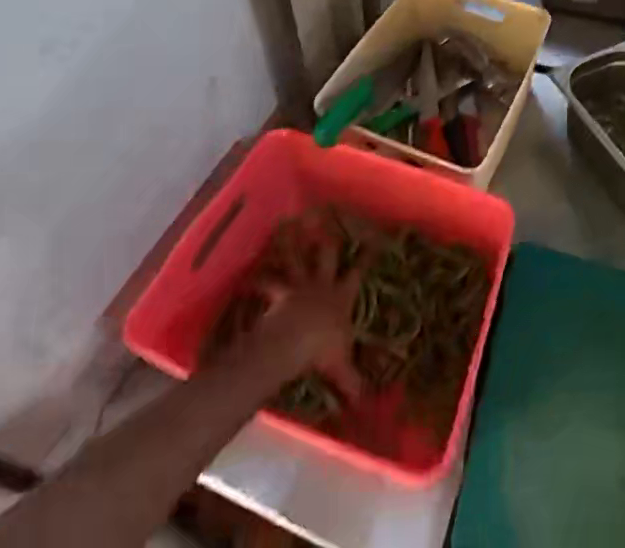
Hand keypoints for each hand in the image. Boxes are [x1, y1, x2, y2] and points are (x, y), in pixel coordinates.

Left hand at [236, 219, 363, 394]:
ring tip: (287, 223)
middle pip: (327, 255)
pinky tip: (252, 271)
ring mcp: (299, 285)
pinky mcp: (278, 293)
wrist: (293, 343)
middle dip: (328, 235)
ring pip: (297, 259)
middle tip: (325, 215)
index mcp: (342, 298)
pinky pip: (268, 282)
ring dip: (292, 242)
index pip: (357, 274)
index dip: (366, 258)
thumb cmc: (322, 351)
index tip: (373, 240)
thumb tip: (372, 410)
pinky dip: (260, 278)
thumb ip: (355, 385)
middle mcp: (322, 285)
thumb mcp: (343, 368)